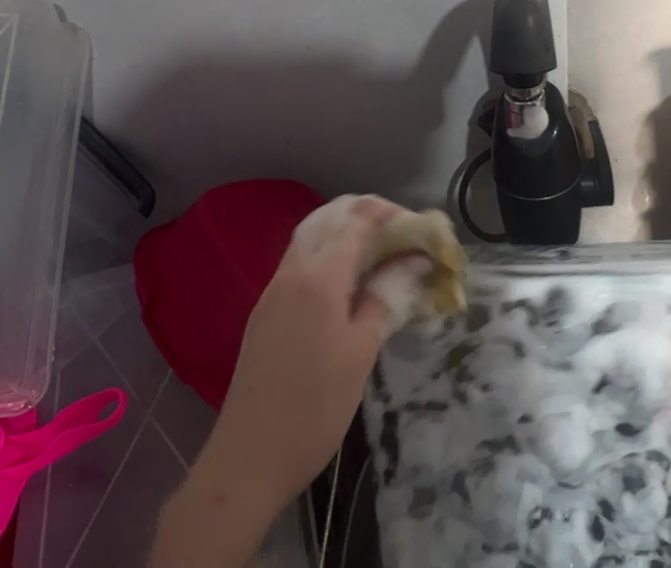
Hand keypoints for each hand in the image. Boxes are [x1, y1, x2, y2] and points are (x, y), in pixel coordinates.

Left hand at [155, 195, 431, 567]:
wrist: (249, 456)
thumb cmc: (316, 406)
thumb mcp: (362, 351)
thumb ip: (385, 297)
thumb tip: (413, 261)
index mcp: (319, 277)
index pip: (357, 219)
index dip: (390, 213)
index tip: (421, 228)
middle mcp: (291, 272)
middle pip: (329, 218)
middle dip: (367, 216)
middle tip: (402, 237)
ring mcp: (273, 291)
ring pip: (310, 239)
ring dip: (345, 234)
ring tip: (381, 256)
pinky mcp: (265, 312)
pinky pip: (299, 263)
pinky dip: (328, 256)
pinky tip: (348, 283)